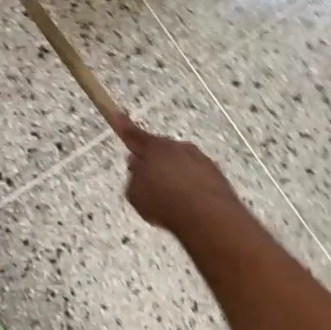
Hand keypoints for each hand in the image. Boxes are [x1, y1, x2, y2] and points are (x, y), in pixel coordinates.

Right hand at [110, 114, 242, 234]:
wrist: (208, 216)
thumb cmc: (164, 203)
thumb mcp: (135, 193)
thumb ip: (133, 176)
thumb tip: (139, 166)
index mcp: (154, 148)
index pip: (133, 134)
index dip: (122, 125)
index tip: (115, 113)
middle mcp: (177, 147)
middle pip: (159, 150)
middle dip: (152, 162)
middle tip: (148, 185)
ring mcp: (198, 157)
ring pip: (178, 162)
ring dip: (172, 175)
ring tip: (170, 200)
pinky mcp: (215, 172)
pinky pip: (195, 174)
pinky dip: (189, 184)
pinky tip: (187, 203)